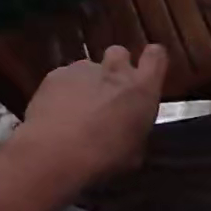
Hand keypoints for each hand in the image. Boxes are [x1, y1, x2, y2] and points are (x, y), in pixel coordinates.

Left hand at [9, 45, 167, 188]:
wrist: (56, 154)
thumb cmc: (105, 158)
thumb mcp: (135, 152)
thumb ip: (135, 128)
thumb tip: (130, 129)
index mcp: (141, 89)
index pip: (156, 55)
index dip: (153, 60)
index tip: (148, 73)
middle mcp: (114, 71)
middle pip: (119, 52)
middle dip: (116, 68)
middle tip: (111, 93)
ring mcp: (82, 70)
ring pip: (89, 68)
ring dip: (88, 84)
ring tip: (78, 111)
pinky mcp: (54, 75)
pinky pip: (64, 78)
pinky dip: (63, 92)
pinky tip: (57, 114)